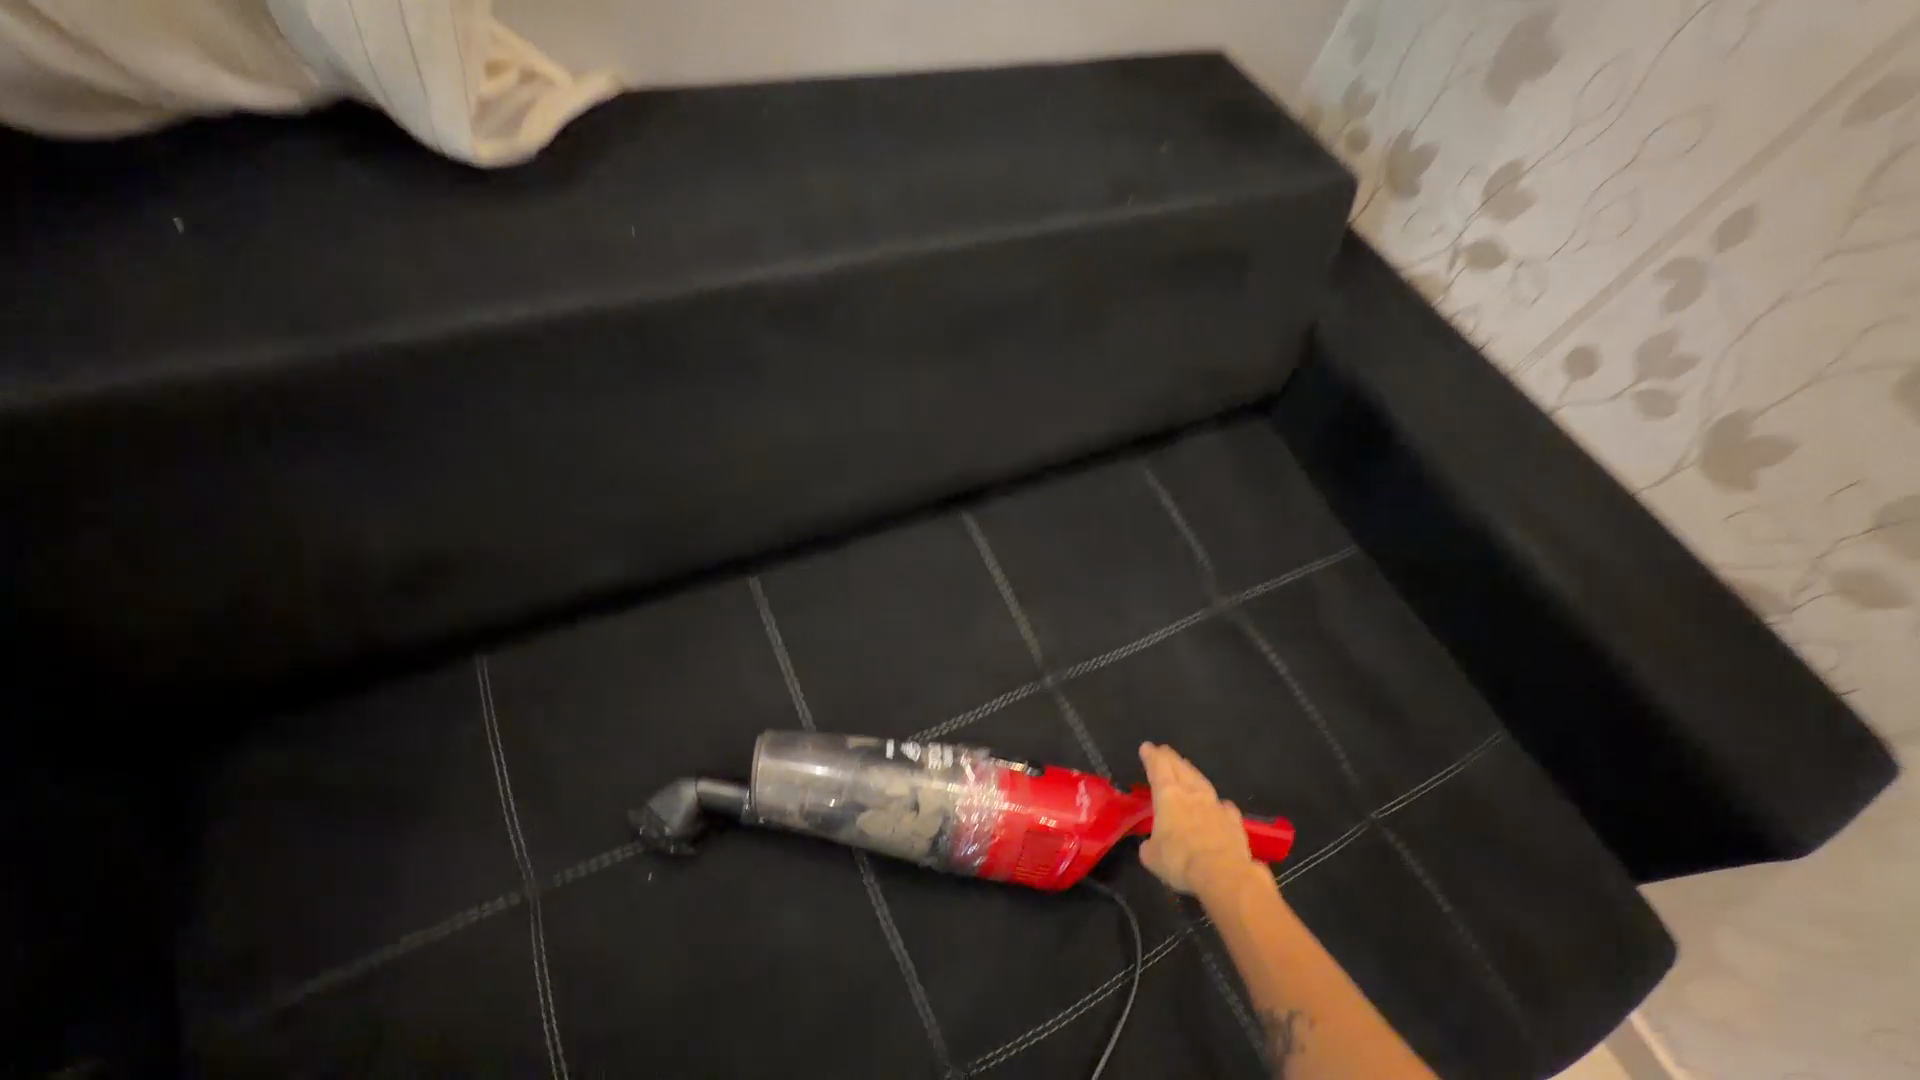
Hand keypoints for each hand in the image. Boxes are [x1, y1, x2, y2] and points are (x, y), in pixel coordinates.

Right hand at [1137, 742, 1256, 898]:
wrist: (1222, 872)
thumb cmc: (1179, 860)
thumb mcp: (1151, 856)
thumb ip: (1150, 846)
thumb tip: (1151, 846)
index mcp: (1168, 796)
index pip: (1158, 768)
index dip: (1151, 757)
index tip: (1147, 747)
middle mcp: (1192, 794)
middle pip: (1180, 768)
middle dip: (1170, 758)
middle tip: (1164, 751)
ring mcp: (1215, 806)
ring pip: (1202, 782)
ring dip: (1192, 773)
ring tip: (1187, 768)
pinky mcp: (1233, 821)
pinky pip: (1223, 806)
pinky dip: (1218, 803)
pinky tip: (1219, 805)